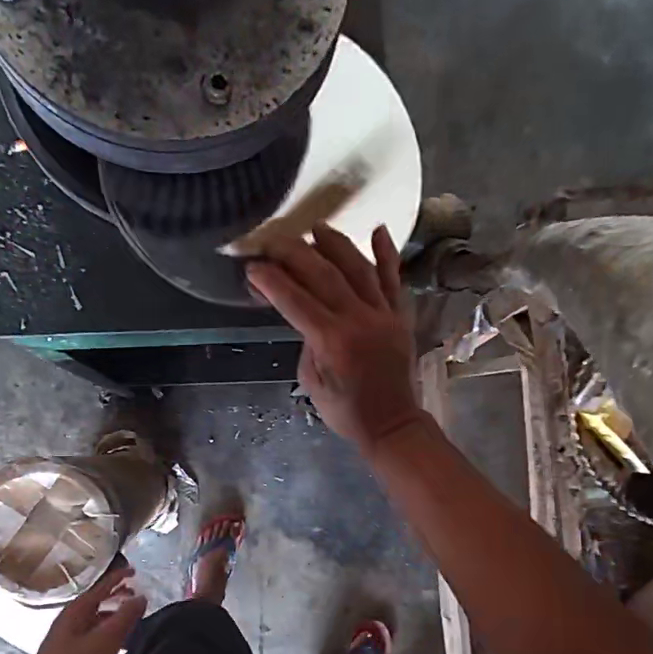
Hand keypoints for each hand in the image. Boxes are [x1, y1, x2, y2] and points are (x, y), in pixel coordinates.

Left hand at [21, 563, 146, 653]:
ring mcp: (65, 637)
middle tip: (136, 595)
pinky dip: (106, 633)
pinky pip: (91, 635)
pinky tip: (116, 646)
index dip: (119, 576)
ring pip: (94, 619)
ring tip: (130, 619)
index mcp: (77, 610)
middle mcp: (69, 619)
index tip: (135, 570)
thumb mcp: (107, 639)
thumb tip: (141, 597)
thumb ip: (126, 616)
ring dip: (113, 615)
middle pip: (96, 601)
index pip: (101, 585)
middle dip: (117, 596)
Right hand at [247, 224, 425, 451]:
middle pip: (323, 274)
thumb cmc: (346, 411)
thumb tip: (307, 317)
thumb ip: (308, 344)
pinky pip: (394, 279)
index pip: (294, 300)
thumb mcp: (312, 382)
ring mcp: (383, 314)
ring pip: (359, 268)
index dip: (271, 281)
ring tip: (317, 229)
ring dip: (336, 244)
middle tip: (275, 241)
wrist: (392, 425)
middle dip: (295, 254)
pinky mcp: (400, 316)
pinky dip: (387, 253)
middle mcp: (358, 319)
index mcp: (331, 340)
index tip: (252, 267)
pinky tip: (377, 230)